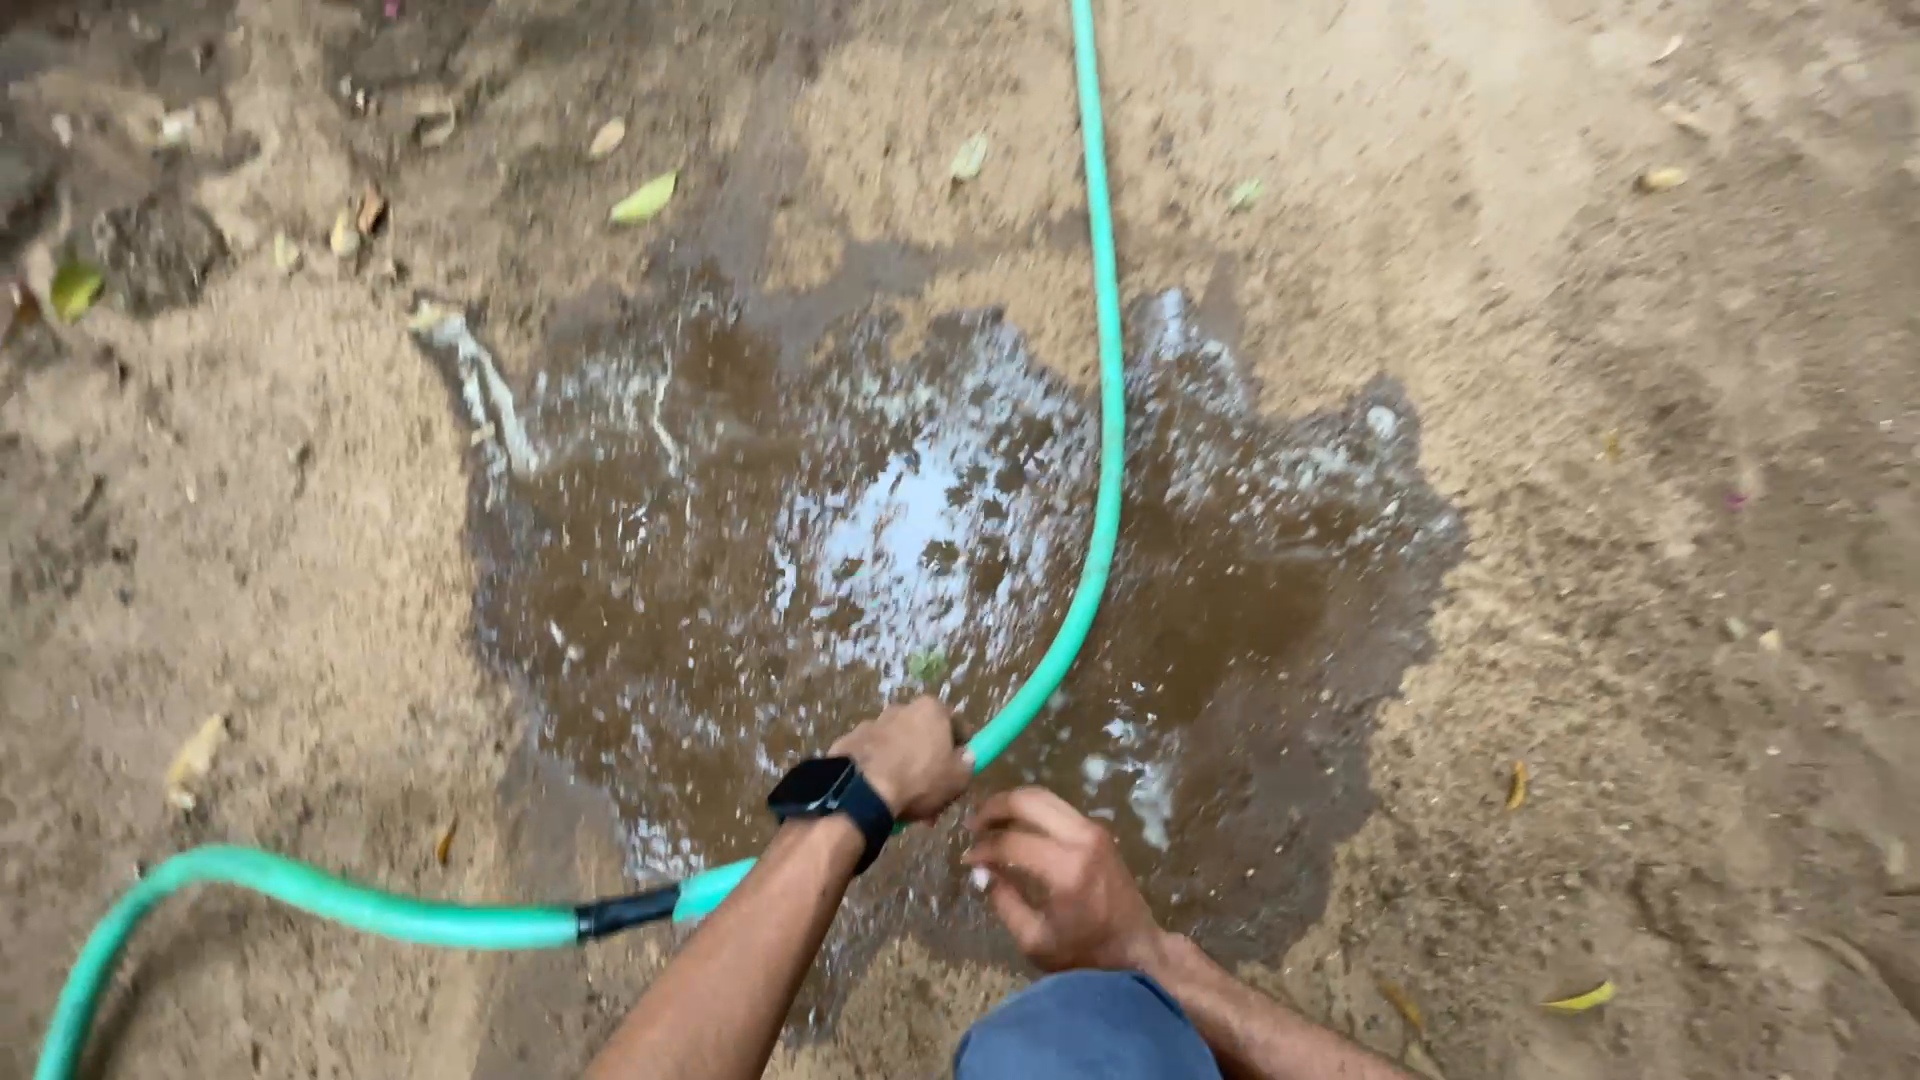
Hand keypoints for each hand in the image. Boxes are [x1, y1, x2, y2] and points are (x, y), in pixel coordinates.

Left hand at [829, 696, 972, 822]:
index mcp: (931, 709)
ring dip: (901, 764)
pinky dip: (877, 768)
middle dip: (927, 759)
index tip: (958, 768)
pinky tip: (877, 792)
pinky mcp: (849, 740)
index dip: (960, 747)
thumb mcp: (957, 779)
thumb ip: (967, 763)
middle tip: (930, 791)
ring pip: (896, 744)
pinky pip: (871, 755)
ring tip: (902, 797)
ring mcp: (872, 723)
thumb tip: (964, 756)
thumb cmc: (918, 781)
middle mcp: (901, 708)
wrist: (862, 791)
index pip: (955, 724)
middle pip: (923, 734)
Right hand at [962, 787, 1167, 973]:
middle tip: (974, 824)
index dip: (984, 848)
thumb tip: (983, 871)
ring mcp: (1093, 829)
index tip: (968, 859)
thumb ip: (1005, 901)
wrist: (1139, 950)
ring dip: (1012, 803)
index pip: (1012, 842)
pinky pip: (1057, 807)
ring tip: (990, 820)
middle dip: (994, 807)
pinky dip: (1032, 809)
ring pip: (1043, 796)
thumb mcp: (1036, 941)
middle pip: (1028, 801)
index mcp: (1067, 869)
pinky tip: (1015, 825)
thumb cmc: (1087, 955)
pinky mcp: (1098, 830)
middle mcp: (1082, 839)